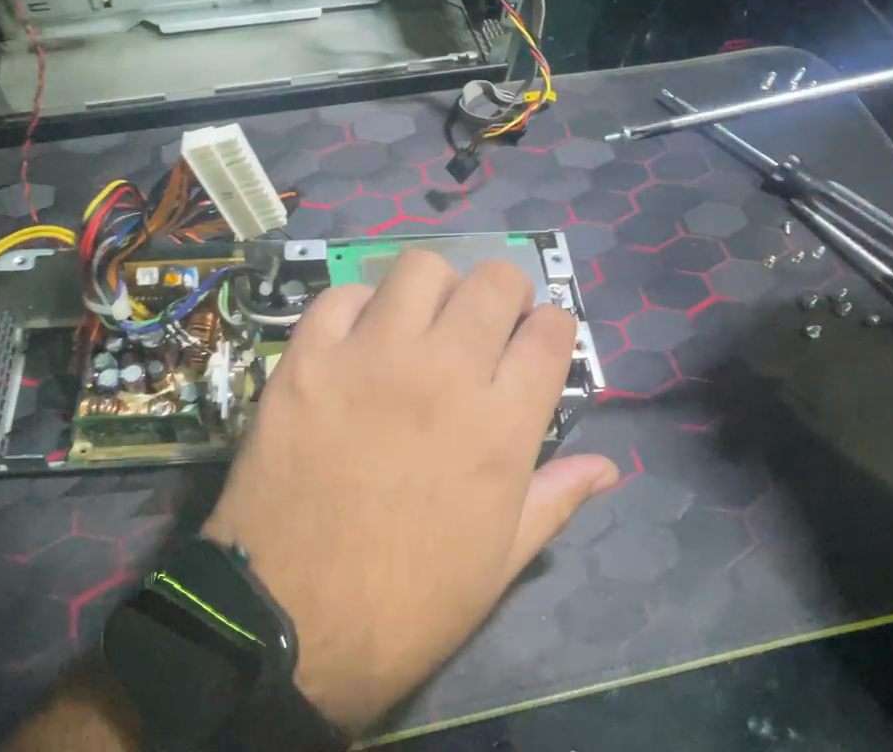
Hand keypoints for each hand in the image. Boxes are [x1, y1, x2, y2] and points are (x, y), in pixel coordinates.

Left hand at [200, 251, 618, 732]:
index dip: (551, 329)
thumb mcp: (498, 565)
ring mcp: (369, 357)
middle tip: (484, 326)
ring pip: (420, 268)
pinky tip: (357, 341)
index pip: (551, 331)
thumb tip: (606, 466)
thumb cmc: (405, 606)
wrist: (287, 622)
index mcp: (501, 426)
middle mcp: (443, 373)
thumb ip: (555, 499)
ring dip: (434, 289)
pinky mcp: (306, 359)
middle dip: (502, 295)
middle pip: (494, 281)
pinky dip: (358, 307)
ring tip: (421, 324)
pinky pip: (342, 295)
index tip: (535, 343)